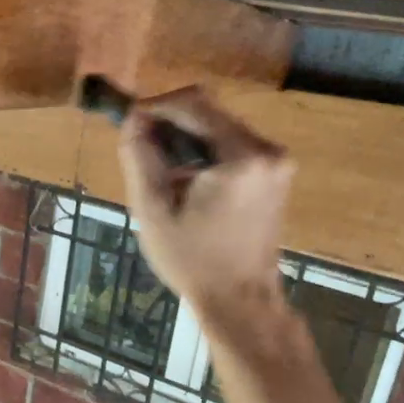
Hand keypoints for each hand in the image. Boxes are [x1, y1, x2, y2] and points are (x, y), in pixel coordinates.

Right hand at [117, 87, 295, 337]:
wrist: (240, 299)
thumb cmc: (191, 258)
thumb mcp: (152, 207)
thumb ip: (140, 154)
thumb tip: (132, 116)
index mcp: (241, 156)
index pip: (193, 103)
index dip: (154, 106)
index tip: (127, 125)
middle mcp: (267, 150)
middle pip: (208, 110)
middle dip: (168, 122)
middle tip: (138, 149)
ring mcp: (276, 161)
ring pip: (217, 124)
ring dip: (183, 136)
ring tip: (157, 168)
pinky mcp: (273, 172)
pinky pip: (229, 142)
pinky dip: (200, 149)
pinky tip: (181, 177)